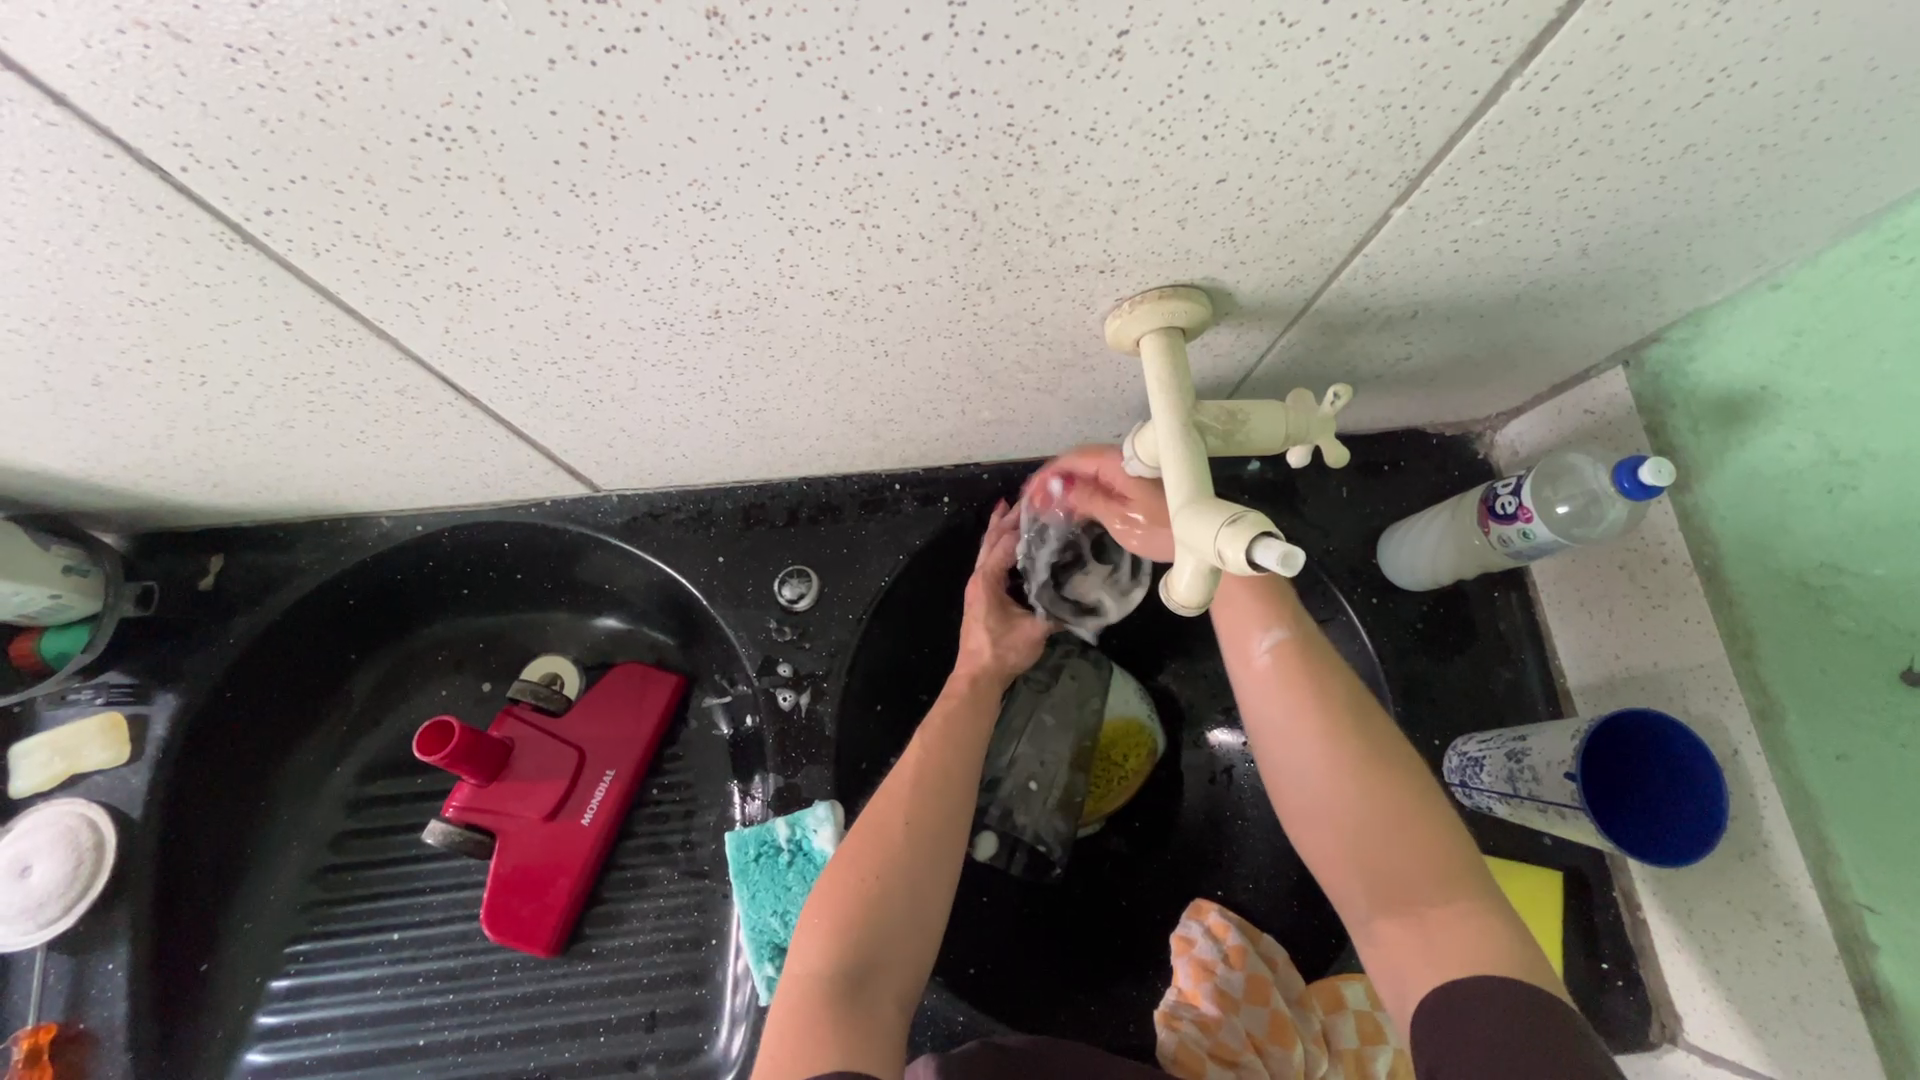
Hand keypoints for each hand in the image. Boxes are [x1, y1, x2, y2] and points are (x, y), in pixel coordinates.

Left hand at [952, 499, 1055, 691]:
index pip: (1006, 542)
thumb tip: (1086, 599)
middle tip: (1024, 496)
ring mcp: (977, 586)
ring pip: (987, 549)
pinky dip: (999, 547)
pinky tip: (1011, 546)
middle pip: (991, 539)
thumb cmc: (1002, 652)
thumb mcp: (1035, 631)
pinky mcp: (980, 595)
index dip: (1023, 524)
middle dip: (1006, 517)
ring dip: (999, 529)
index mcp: (987, 579)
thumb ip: (1059, 613)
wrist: (977, 677)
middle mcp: (978, 577)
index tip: (1041, 506)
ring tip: (1011, 508)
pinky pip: (989, 561)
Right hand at [1022, 444, 1174, 562]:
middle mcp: (1120, 461)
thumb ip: (1087, 498)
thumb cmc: (1160, 531)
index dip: (1046, 475)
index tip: (1029, 494)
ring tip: (1045, 508)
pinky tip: (1069, 510)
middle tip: (1032, 504)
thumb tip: (1057, 487)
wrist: (1196, 541)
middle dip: (1052, 481)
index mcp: (1116, 463)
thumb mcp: (1119, 518)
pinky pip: (1099, 482)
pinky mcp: (1132, 486)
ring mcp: (1127, 473)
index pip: (1071, 459)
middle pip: (1077, 463)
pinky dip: (1080, 493)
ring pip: (1086, 472)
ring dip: (1064, 488)